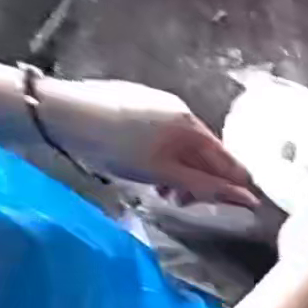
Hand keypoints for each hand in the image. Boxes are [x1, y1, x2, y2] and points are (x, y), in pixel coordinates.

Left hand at [36, 78, 256, 206]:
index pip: (230, 162)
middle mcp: (180, 109)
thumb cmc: (116, 147)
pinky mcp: (133, 99)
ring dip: (180, 170)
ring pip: (183, 144)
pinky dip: (163, 154)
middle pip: (206, 153)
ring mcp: (156, 101)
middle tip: (180, 201)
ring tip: (159, 186)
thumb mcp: (166, 175)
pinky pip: (163, 133)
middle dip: (200, 181)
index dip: (234, 187)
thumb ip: (209, 187)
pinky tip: (143, 164)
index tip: (228, 208)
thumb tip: (249, 199)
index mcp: (193, 126)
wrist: (58, 112)